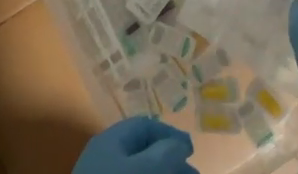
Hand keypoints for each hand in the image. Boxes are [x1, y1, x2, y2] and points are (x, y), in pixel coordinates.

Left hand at [71, 117, 196, 173]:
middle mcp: (106, 160)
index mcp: (110, 143)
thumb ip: (165, 152)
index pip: (143, 127)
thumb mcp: (144, 169)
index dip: (169, 134)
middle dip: (171, 163)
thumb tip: (179, 145)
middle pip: (144, 154)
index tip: (191, 151)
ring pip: (140, 173)